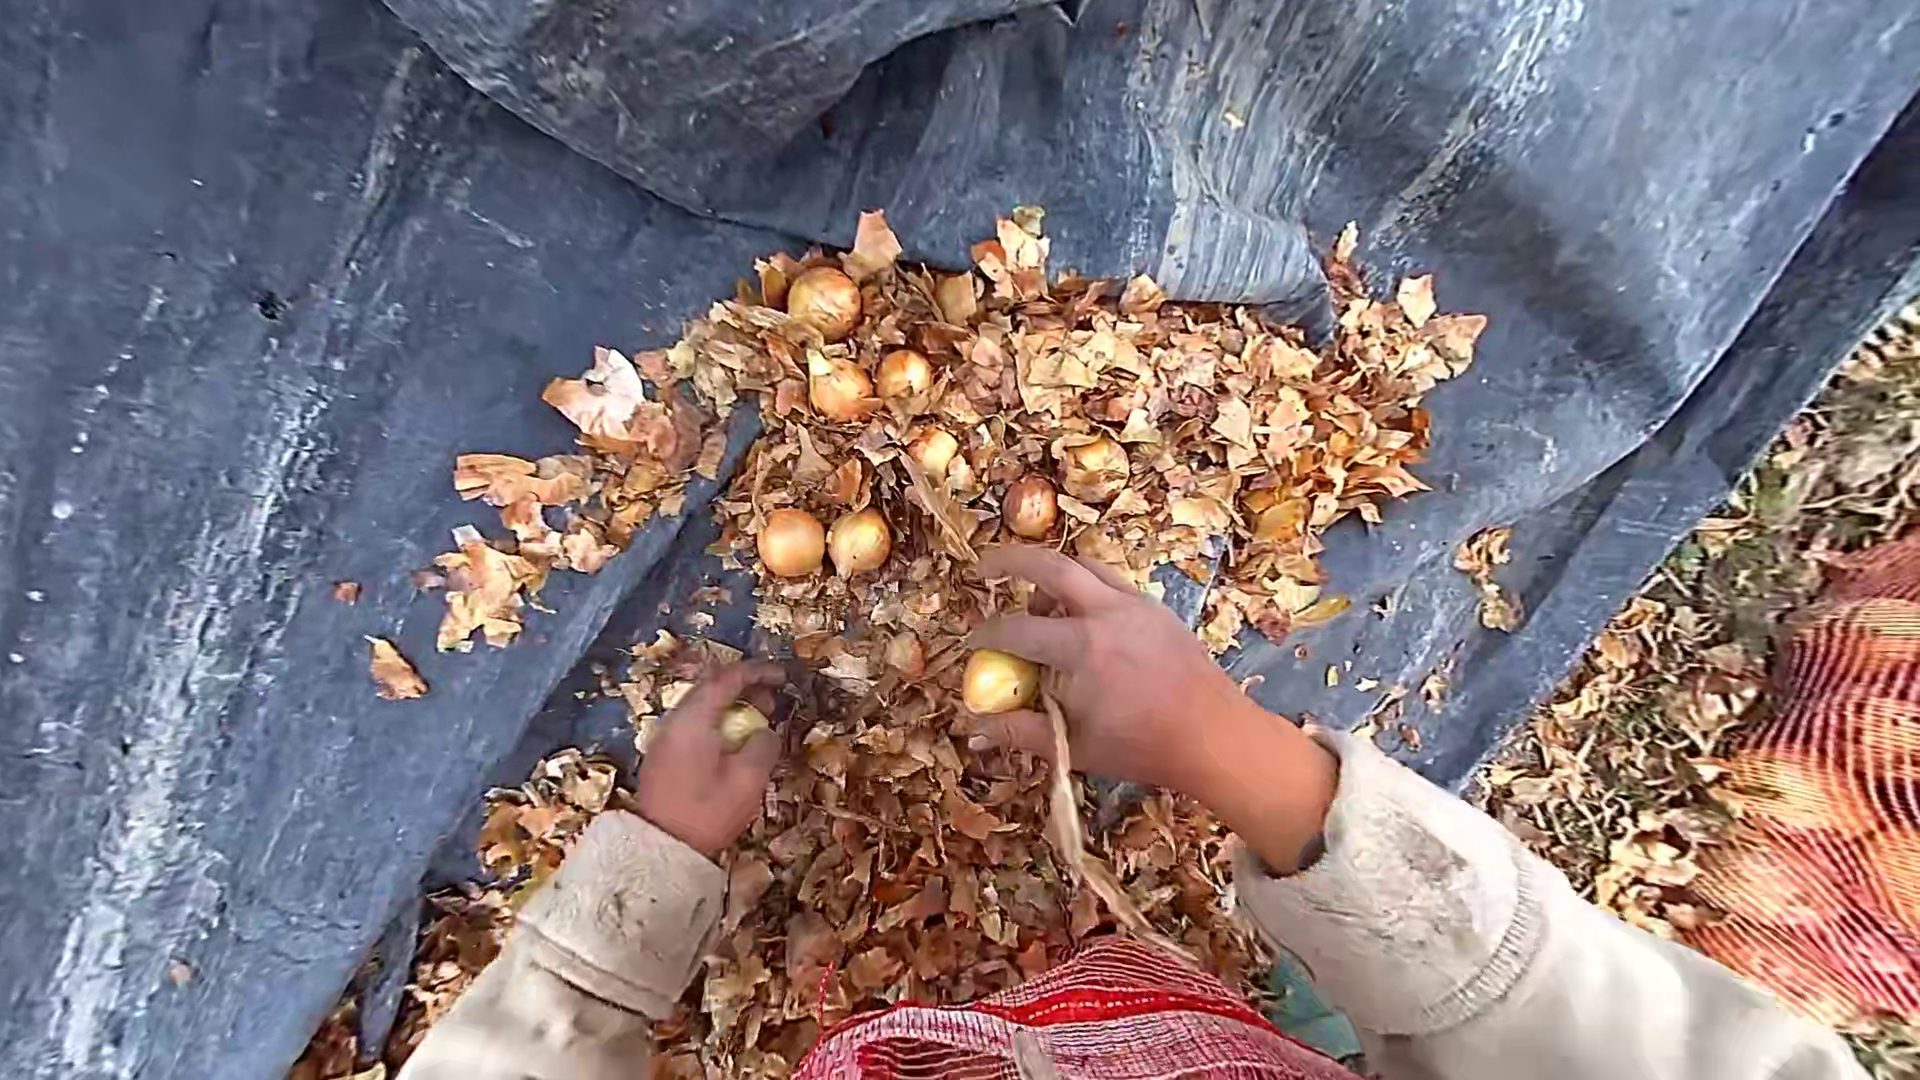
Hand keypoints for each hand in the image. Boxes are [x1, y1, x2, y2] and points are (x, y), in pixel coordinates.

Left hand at [634, 662, 784, 858]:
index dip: (759, 671)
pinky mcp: (664, 754)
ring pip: (703, 705)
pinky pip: (695, 722)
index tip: (783, 676)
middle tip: (773, 700)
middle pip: (712, 687)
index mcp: (694, 720)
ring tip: (759, 719)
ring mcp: (665, 738)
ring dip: (733, 704)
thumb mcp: (749, 779)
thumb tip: (765, 732)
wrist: (659, 853)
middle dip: (747, 686)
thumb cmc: (707, 813)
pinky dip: (719, 720)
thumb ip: (764, 744)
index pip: (728, 678)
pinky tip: (736, 739)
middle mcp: (675, 721)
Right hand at [967, 546, 1336, 871]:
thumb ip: (1020, 732)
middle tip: (984, 566)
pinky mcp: (1153, 606)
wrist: (1215, 736)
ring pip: (1082, 566)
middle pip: (1050, 565)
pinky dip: (1083, 585)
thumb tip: (973, 730)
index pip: (1018, 630)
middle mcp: (1107, 613)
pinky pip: (1109, 580)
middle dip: (1009, 559)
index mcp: (1084, 649)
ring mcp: (1135, 604)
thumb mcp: (1075, 746)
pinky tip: (1079, 614)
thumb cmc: (1142, 747)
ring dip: (1050, 575)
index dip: (987, 635)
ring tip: (1038, 604)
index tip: (974, 641)